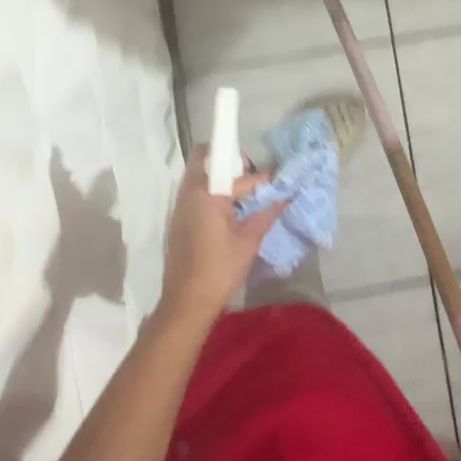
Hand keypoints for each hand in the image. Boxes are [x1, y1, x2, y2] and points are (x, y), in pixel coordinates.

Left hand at [160, 145, 287, 323]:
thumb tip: (283, 200)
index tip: (275, 175)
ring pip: (196, 175)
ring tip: (240, 192)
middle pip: (203, 159)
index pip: (237, 177)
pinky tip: (227, 209)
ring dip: (217, 175)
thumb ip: (266, 215)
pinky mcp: (177, 220)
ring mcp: (179, 207)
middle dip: (226, 160)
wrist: (186, 301)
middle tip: (247, 174)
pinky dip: (209, 190)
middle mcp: (189, 194)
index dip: (259, 176)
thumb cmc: (220, 270)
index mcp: (207, 196)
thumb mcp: (249, 242)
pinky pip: (192, 192)